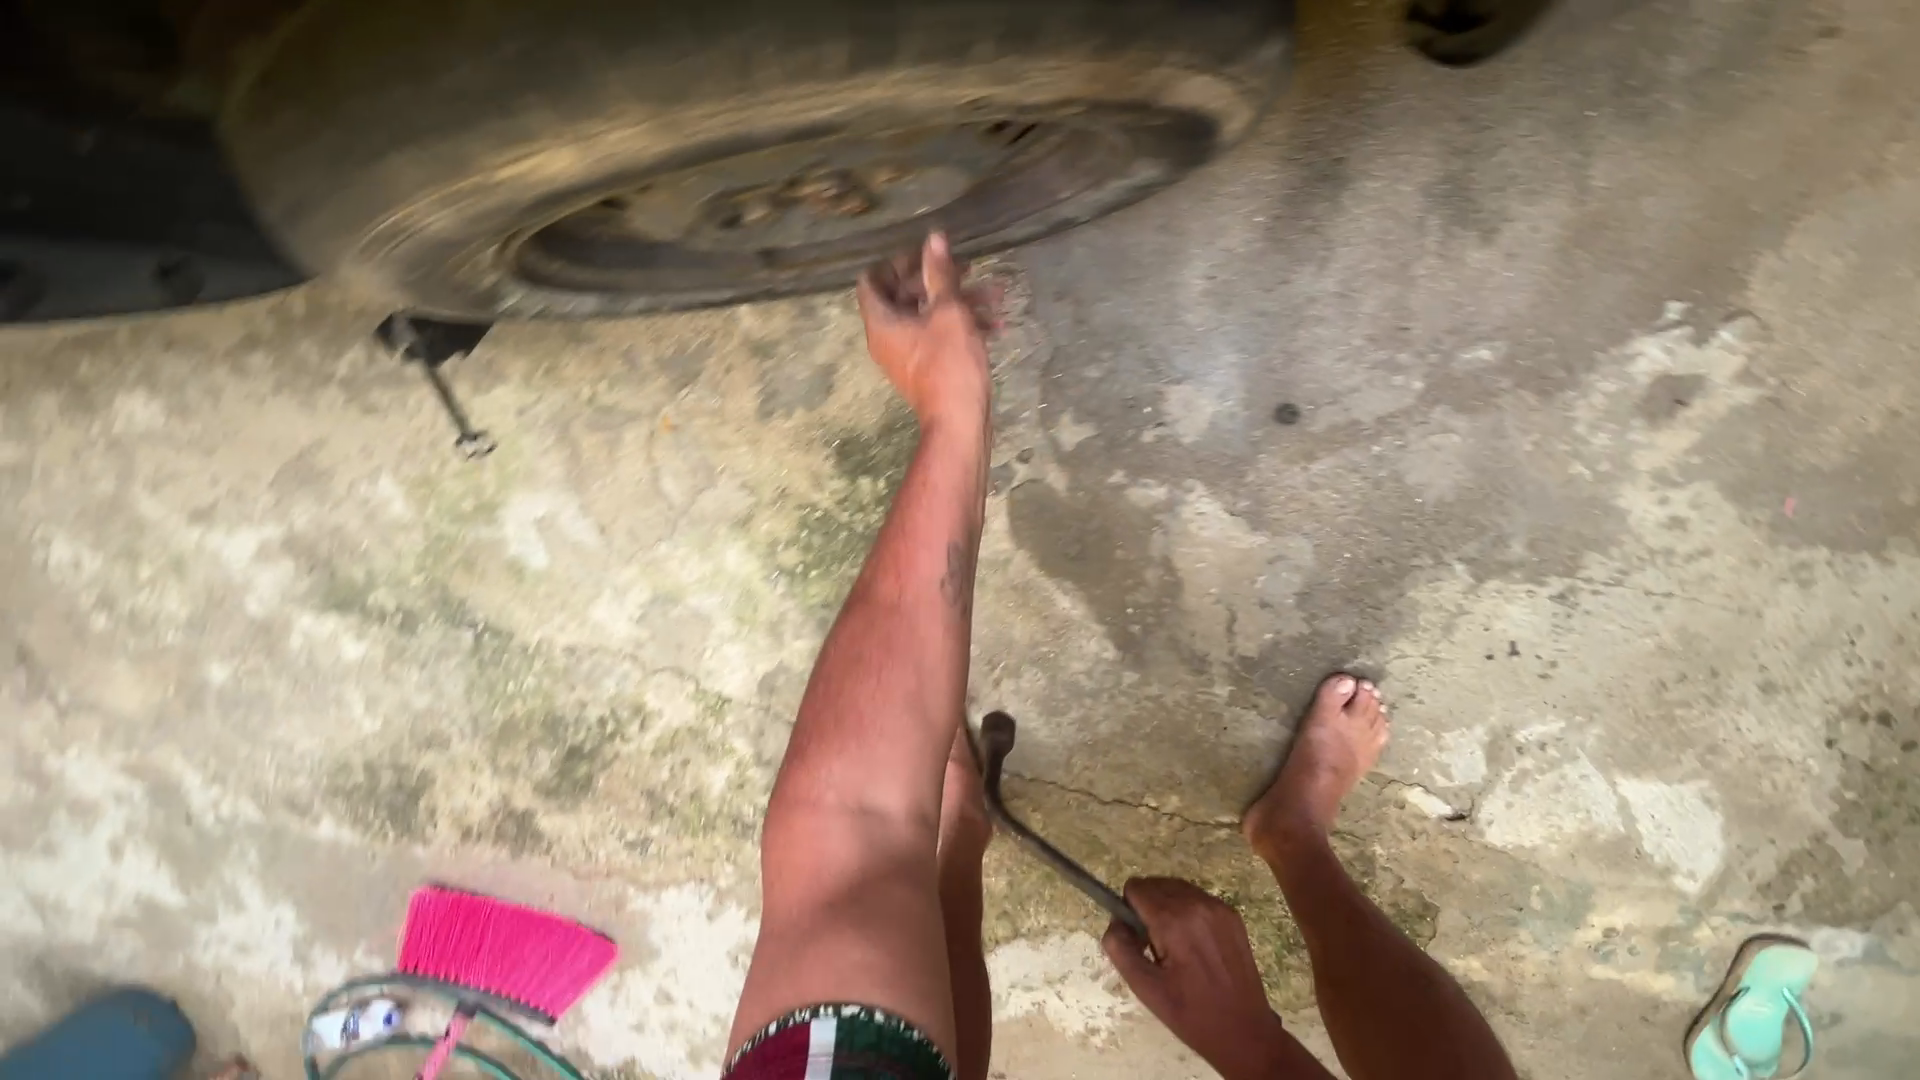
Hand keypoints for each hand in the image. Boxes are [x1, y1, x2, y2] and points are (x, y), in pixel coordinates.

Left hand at [856, 232, 997, 430]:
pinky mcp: (926, 369)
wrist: (958, 422)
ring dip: (961, 302)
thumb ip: (940, 273)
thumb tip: (934, 238)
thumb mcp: (948, 312)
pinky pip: (938, 338)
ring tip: (997, 296)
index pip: (873, 280)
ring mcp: (906, 356)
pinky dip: (961, 327)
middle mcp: (886, 338)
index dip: (898, 261)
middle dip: (940, 279)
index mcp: (881, 322)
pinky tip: (996, 326)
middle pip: (905, 295)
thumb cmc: (949, 364)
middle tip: (969, 267)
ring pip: (929, 316)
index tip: (926, 255)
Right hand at [1103, 878, 1291, 1079]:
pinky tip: (1195, 944)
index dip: (1129, 910)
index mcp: (1173, 921)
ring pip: (1175, 888)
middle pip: (1155, 885)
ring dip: (1166, 907)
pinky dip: (1187, 911)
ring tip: (1175, 945)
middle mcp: (1196, 904)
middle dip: (1147, 908)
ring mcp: (1218, 907)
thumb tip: (1115, 920)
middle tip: (1155, 946)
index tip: (1137, 938)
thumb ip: (1119, 947)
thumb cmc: (1192, 1014)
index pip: (1135, 888)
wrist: (1246, 1033)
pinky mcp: (1232, 914)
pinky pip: (1196, 897)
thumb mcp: (1145, 988)